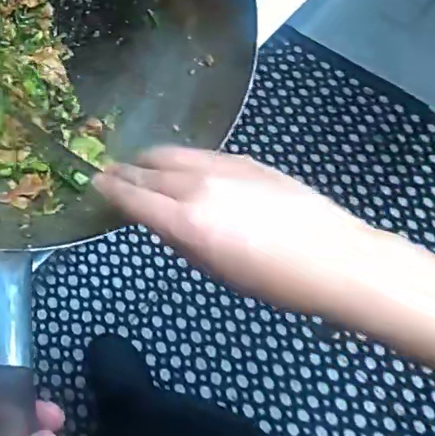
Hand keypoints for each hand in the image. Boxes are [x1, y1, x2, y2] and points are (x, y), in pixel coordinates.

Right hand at [92, 147, 397, 316]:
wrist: (341, 260)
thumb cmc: (276, 281)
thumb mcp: (215, 270)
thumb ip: (177, 239)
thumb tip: (155, 218)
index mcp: (185, 221)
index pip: (130, 195)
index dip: (107, 188)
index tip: (94, 183)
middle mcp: (195, 186)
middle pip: (143, 169)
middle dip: (122, 171)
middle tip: (110, 174)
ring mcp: (220, 166)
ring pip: (167, 154)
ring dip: (147, 161)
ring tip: (142, 167)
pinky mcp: (243, 159)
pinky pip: (197, 154)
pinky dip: (180, 160)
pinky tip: (185, 171)